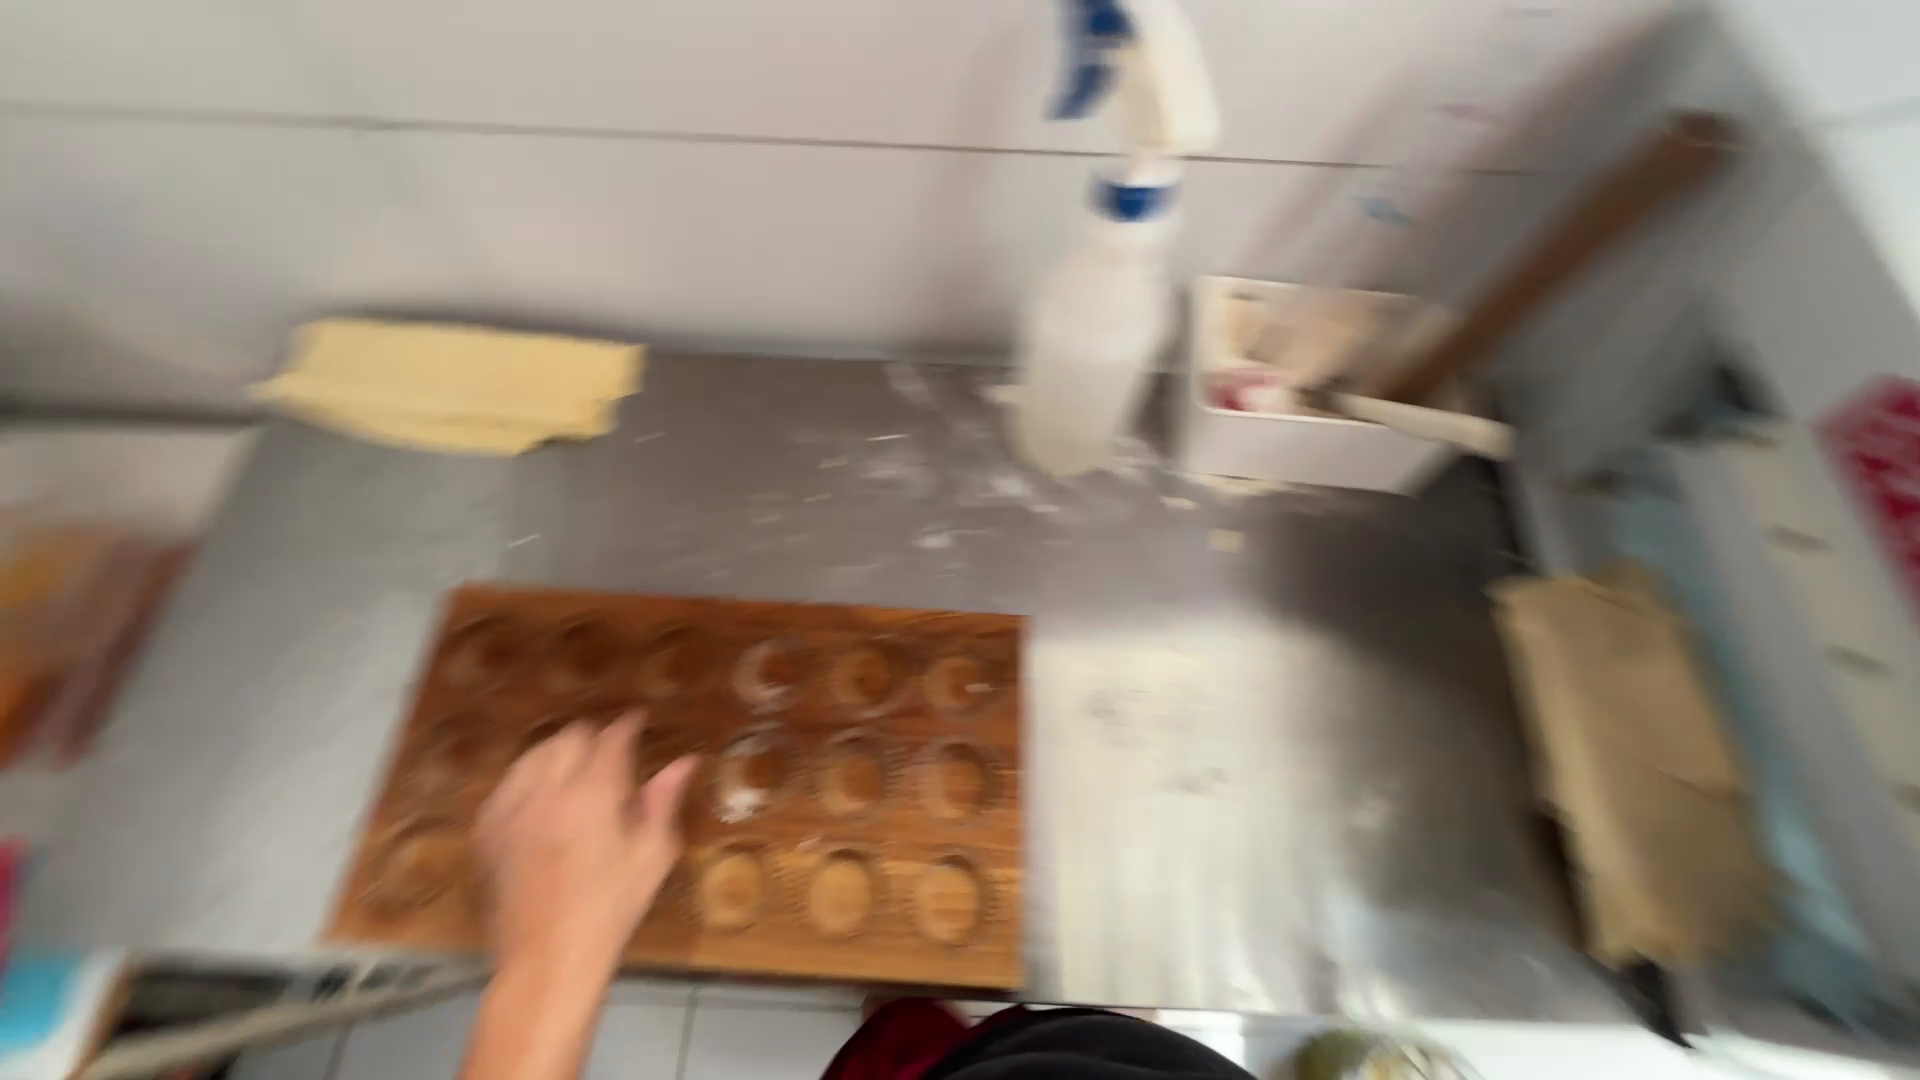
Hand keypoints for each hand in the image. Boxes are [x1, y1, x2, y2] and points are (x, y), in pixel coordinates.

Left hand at [475, 712, 697, 974]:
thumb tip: (684, 761)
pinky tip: (542, 797)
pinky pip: (506, 784)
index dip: (627, 725)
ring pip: (533, 754)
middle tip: (611, 751)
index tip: (638, 720)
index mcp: (593, 794)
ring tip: (576, 769)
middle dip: (594, 737)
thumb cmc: (612, 906)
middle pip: (569, 737)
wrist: (548, 959)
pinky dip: (528, 778)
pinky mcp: (487, 833)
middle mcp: (547, 792)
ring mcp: (511, 811)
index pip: (610, 738)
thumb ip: (664, 800)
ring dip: (558, 752)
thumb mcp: (653, 853)